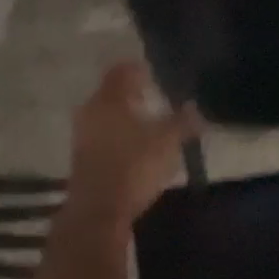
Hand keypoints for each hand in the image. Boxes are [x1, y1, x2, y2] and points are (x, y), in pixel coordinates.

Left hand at [67, 62, 200, 227]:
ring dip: (126, 118)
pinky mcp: (83, 158)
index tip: (155, 73)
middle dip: (133, 95)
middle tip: (155, 98)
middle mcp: (91, 110)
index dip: (139, 69)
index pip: (122, 71)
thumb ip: (182, 123)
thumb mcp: (168, 143)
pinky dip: (119, 137)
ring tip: (148, 126)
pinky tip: (135, 149)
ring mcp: (83, 135)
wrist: (99, 209)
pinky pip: (104, 137)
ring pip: (107, 116)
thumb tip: (195, 108)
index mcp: (110, 99)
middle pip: (112, 93)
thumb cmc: (134, 168)